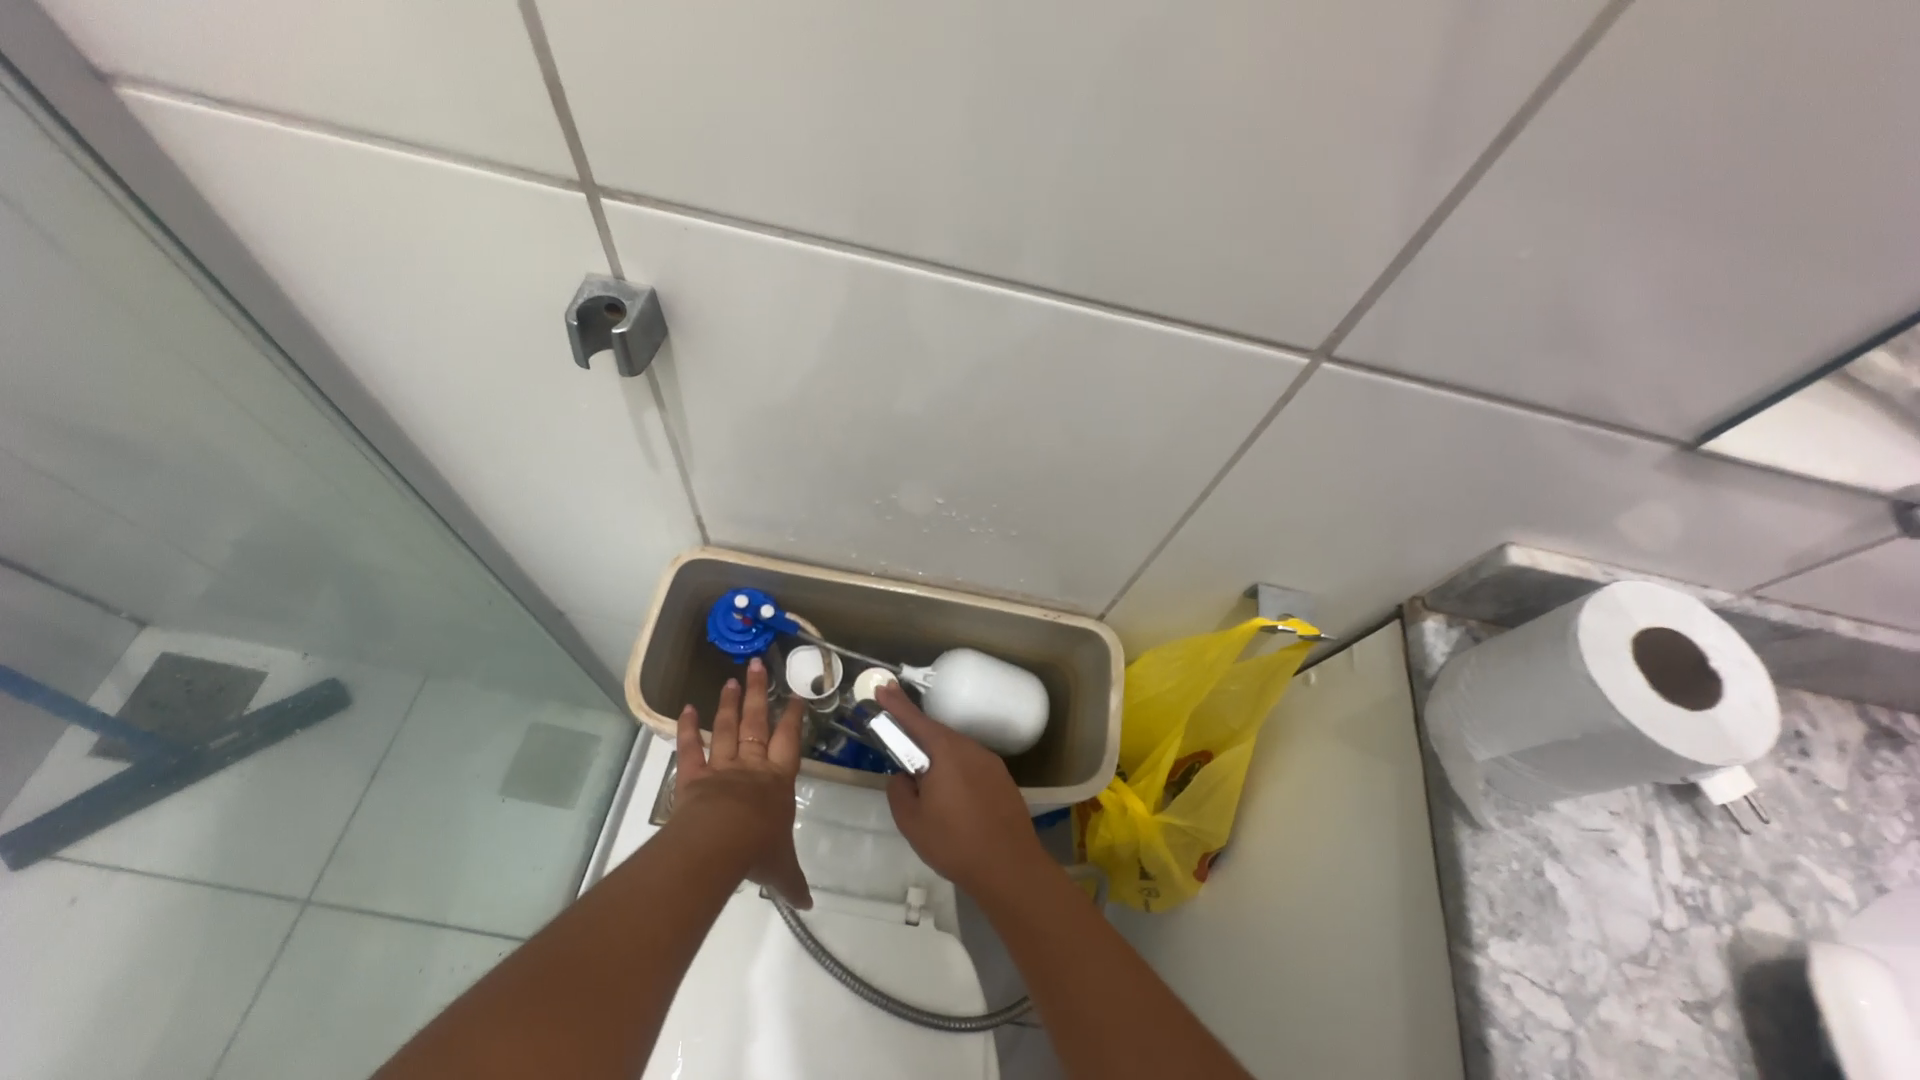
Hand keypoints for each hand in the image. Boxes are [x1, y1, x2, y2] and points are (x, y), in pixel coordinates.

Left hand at [673, 657, 811, 908]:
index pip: (789, 742)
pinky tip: (686, 707)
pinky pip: (691, 749)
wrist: (720, 844)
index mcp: (778, 782)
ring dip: (730, 704)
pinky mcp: (693, 777)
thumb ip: (793, 882)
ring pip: (729, 729)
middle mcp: (753, 768)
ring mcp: (722, 768)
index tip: (795, 695)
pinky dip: (688, 728)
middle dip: (758, 694)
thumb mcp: (782, 869)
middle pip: (758, 724)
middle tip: (757, 665)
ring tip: (731, 678)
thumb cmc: (758, 851)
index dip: (792, 718)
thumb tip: (808, 904)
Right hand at [877, 682, 1051, 902]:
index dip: (897, 704)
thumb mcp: (911, 821)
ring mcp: (990, 763)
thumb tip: (903, 775)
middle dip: (916, 735)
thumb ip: (899, 791)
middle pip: (937, 734)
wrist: (1010, 867)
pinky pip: (971, 766)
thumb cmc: (954, 843)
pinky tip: (951, 795)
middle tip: (897, 739)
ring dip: (937, 757)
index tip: (882, 686)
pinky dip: (955, 771)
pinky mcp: (1003, 780)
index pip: (915, 720)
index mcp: (946, 752)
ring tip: (923, 780)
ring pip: (956, 751)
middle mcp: (970, 749)